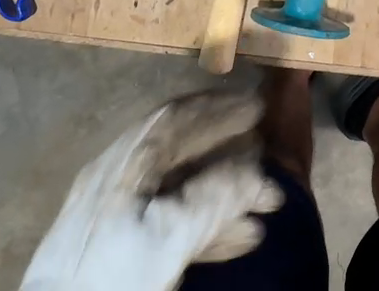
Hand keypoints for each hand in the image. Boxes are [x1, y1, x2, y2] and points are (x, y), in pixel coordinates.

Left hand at [21, 90, 282, 290]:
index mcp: (128, 161)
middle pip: (181, 151)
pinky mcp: (116, 245)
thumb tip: (257, 175)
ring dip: (223, 194)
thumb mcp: (168, 234)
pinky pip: (169, 222)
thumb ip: (212, 199)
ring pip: (178, 190)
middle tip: (264, 150)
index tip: (256, 106)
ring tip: (263, 206)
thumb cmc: (114, 272)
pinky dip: (204, 224)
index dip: (219, 109)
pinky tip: (238, 239)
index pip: (177, 118)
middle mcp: (120, 175)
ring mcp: (116, 210)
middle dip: (228, 153)